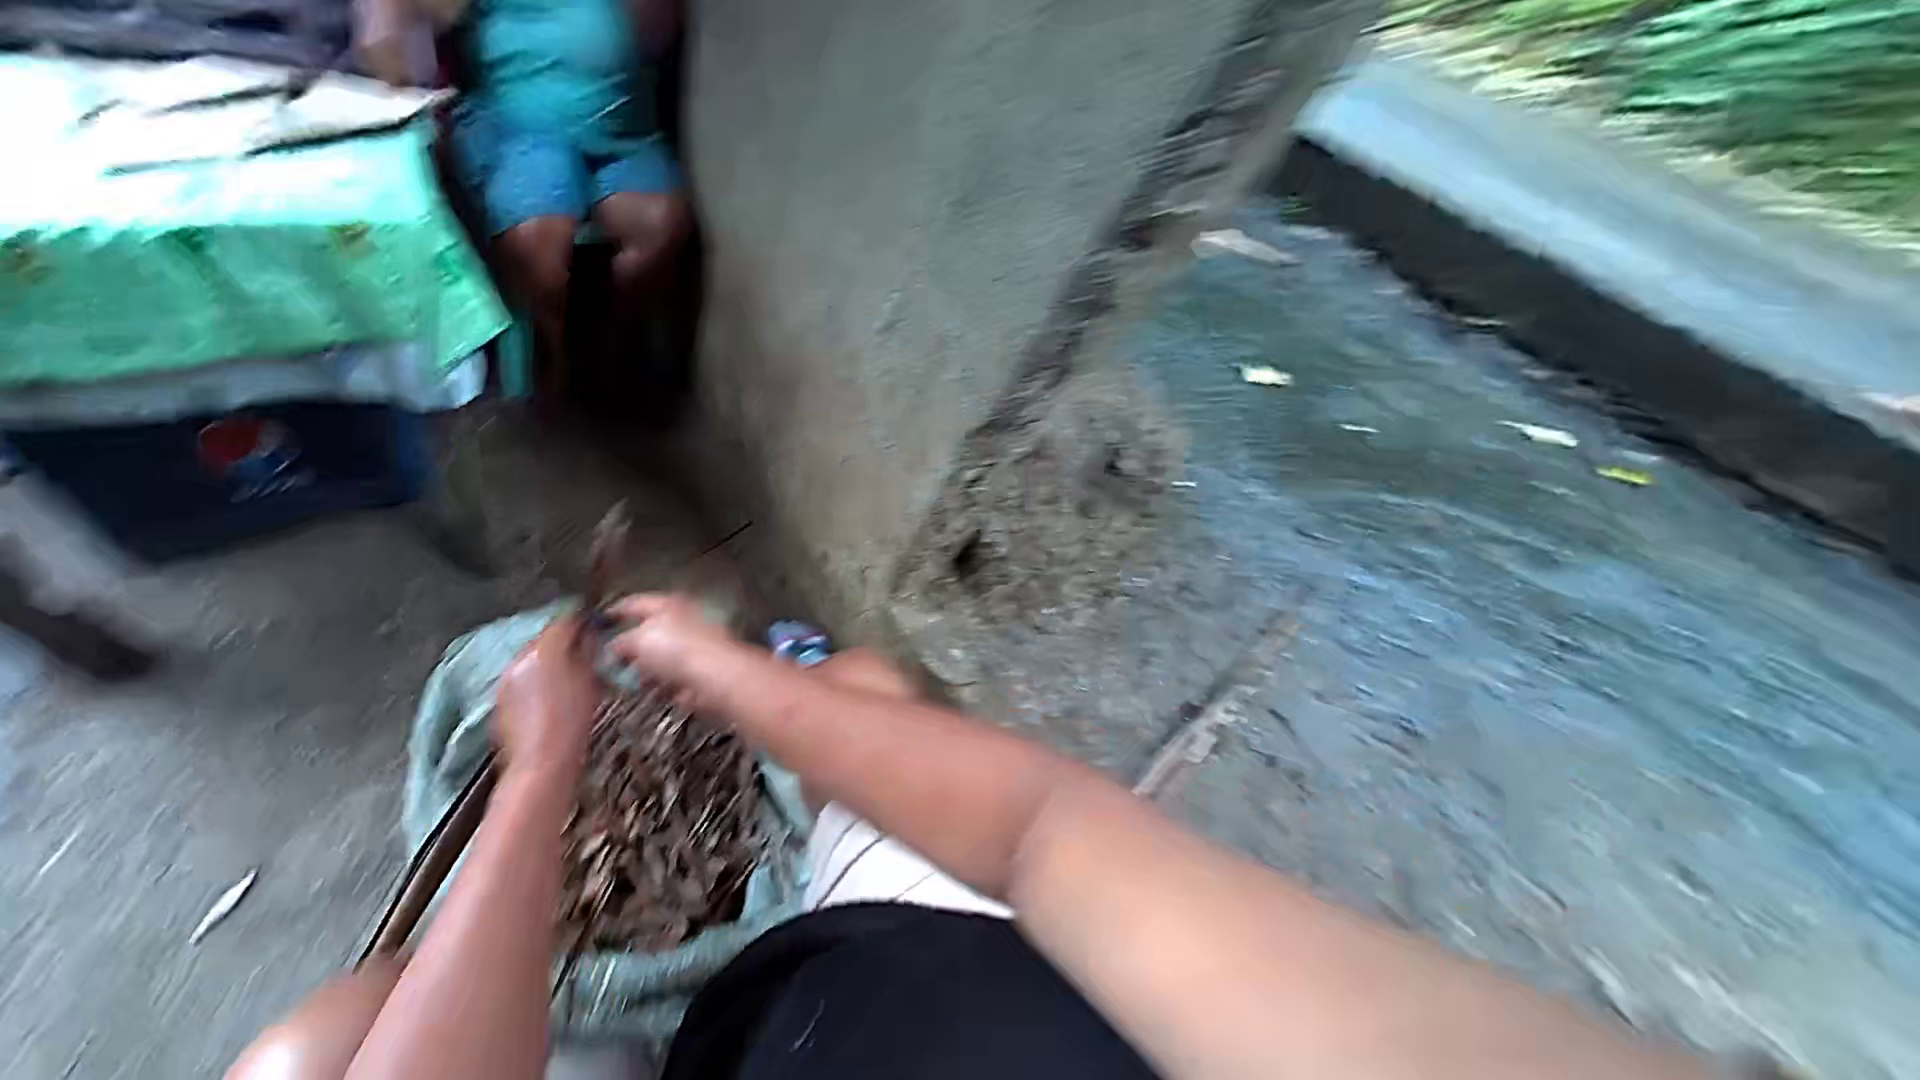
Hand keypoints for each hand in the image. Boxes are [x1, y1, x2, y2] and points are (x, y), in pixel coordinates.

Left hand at [493, 616, 599, 779]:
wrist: (543, 760)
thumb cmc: (572, 721)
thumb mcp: (592, 680)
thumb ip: (588, 653)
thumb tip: (588, 638)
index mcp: (545, 651)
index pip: (564, 622)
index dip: (581, 622)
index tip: (591, 625)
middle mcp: (520, 660)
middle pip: (545, 639)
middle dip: (563, 643)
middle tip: (584, 653)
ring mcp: (506, 680)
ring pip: (532, 659)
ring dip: (549, 662)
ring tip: (568, 677)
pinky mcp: (500, 698)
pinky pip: (522, 679)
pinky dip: (536, 681)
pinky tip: (551, 697)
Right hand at [607, 593, 739, 694]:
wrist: (715, 679)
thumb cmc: (683, 649)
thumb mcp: (637, 639)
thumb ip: (620, 641)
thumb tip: (615, 646)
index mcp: (671, 605)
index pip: (637, 603)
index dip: (615, 612)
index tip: (600, 621)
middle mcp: (685, 625)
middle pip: (649, 634)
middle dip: (629, 649)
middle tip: (610, 660)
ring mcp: (693, 651)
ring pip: (660, 661)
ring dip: (642, 671)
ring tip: (627, 679)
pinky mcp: (698, 676)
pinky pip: (671, 681)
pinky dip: (659, 687)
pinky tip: (650, 691)